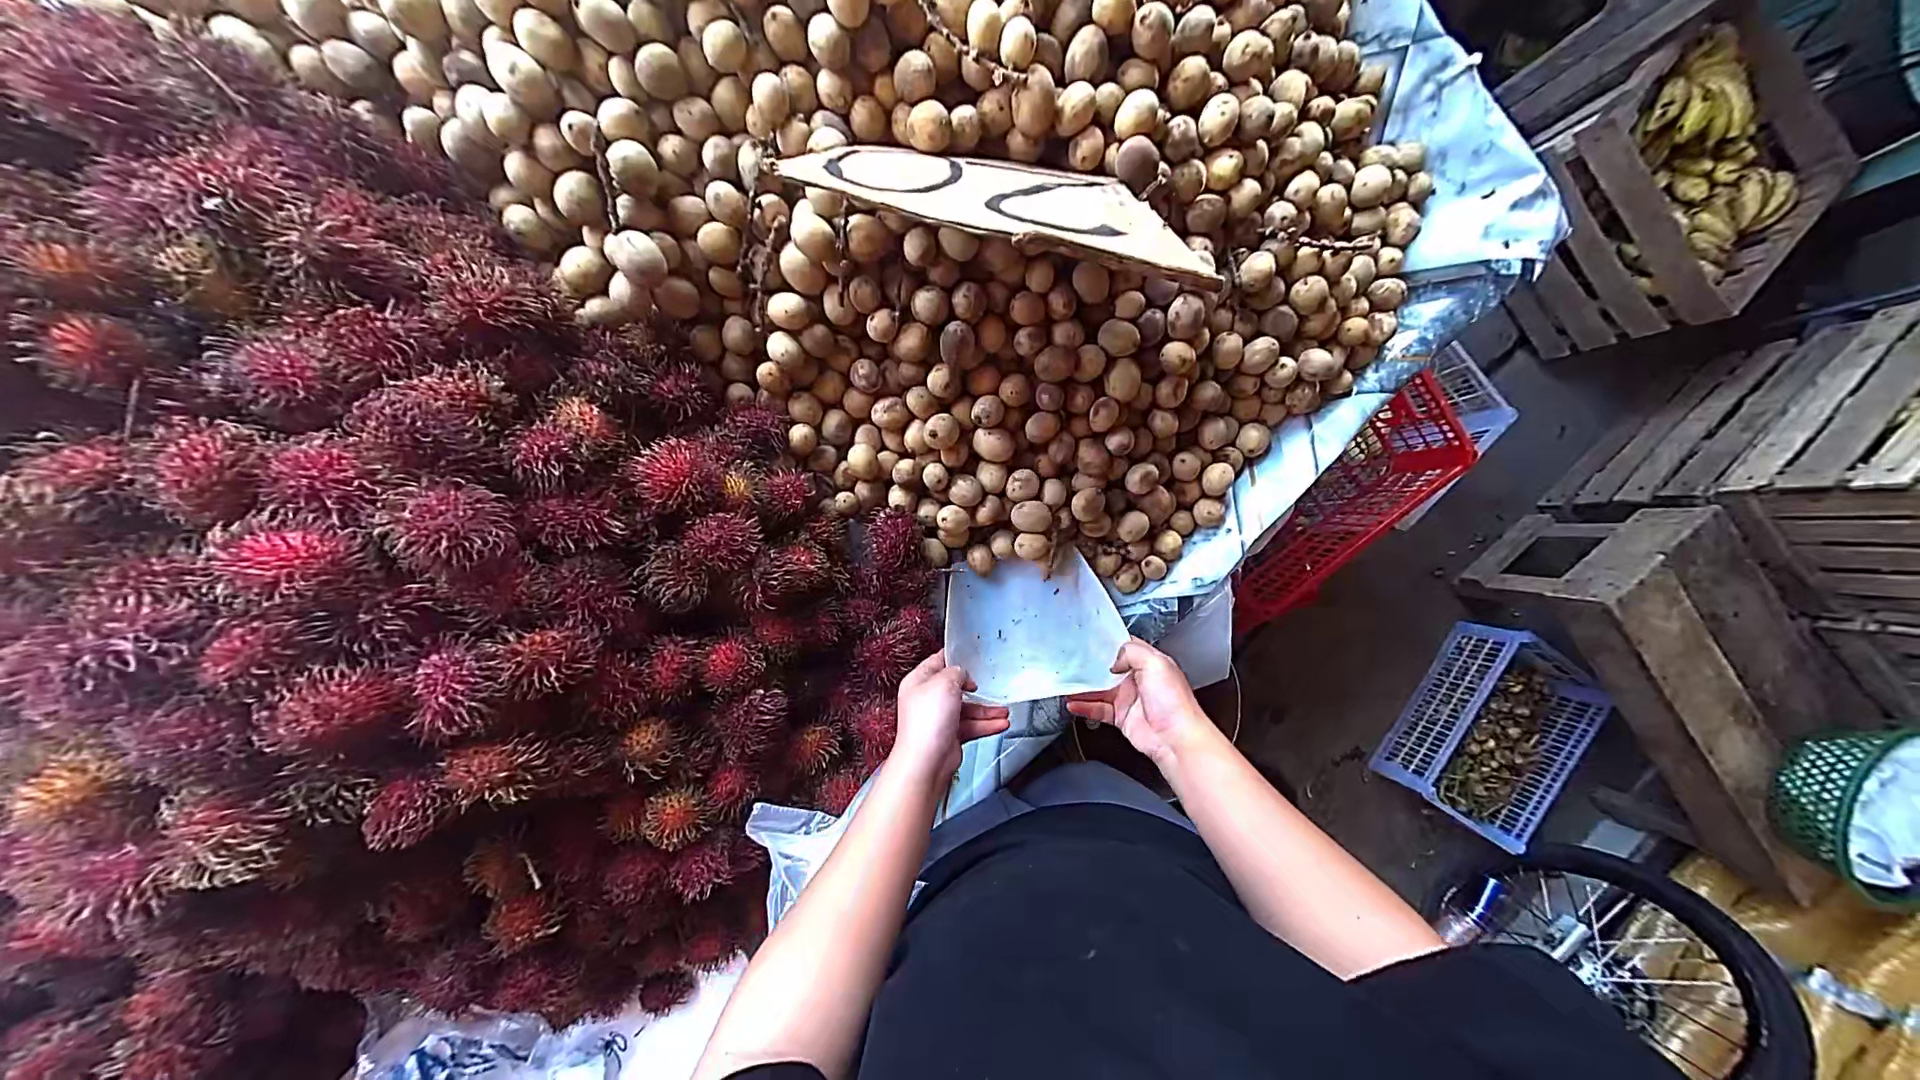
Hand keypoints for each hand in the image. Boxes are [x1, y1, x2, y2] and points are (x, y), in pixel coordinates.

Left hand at [890, 650, 1011, 785]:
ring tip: (1004, 710)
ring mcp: (938, 719)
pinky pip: (971, 726)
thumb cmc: (927, 723)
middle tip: (991, 685)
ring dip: (987, 710)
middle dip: (976, 689)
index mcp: (919, 681)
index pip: (938, 662)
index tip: (970, 656)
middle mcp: (927, 699)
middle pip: (955, 688)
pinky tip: (1000, 723)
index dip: (954, 659)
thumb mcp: (944, 683)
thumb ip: (956, 672)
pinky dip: (986, 725)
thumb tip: (963, 674)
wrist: (926, 761)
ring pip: (967, 709)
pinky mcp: (949, 736)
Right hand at [1065, 638, 1217, 768]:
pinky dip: (1084, 707)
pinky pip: (1098, 710)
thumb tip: (1113, 659)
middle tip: (1071, 662)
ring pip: (1099, 689)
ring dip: (1082, 687)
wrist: (1176, 739)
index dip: (1107, 643)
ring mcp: (1129, 699)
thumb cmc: (1175, 704)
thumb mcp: (1155, 663)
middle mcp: (1138, 680)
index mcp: (1149, 663)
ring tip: (1067, 683)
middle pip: (1107, 669)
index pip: (1124, 647)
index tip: (1088, 641)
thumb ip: (1131, 652)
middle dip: (1089, 666)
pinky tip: (1073, 704)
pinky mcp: (1122, 717)